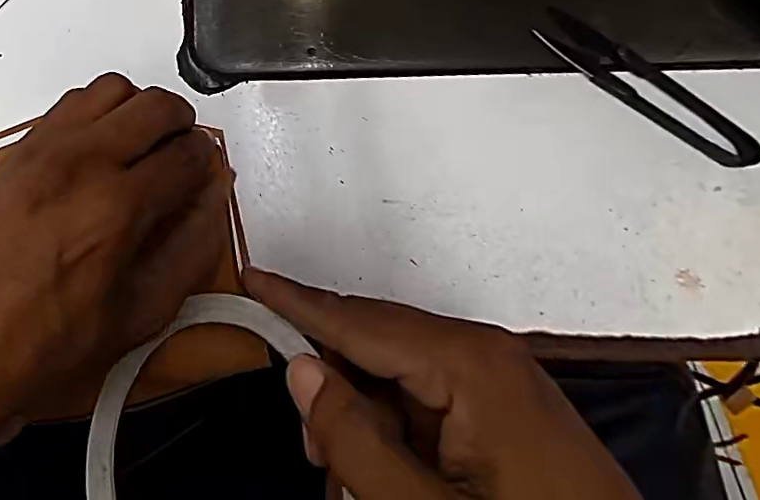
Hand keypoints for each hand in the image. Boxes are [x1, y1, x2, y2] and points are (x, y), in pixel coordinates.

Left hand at [0, 72, 231, 421]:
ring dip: (139, 108)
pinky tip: (100, 143)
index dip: (207, 160)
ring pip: (115, 88)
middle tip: (181, 150)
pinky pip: (72, 100)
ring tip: (142, 141)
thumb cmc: (38, 343)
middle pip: (159, 105)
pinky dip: (98, 110)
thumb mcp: (138, 314)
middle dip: (183, 124)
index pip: (188, 154)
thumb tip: (213, 199)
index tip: (203, 169)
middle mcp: (82, 165)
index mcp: (116, 209)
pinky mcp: (20, 149)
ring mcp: (46, 150)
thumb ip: (191, 248)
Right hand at [246, 269, 640, 499]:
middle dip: (335, 388)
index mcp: (468, 361)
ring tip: (355, 479)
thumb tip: (303, 371)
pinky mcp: (507, 409)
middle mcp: (484, 353)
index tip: (252, 279)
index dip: (297, 301)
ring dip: (368, 422)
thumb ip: (357, 441)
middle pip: (378, 346)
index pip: (359, 319)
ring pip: (401, 378)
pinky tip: (393, 477)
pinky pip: (431, 401)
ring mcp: (499, 379)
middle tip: (312, 450)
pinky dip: (401, 434)